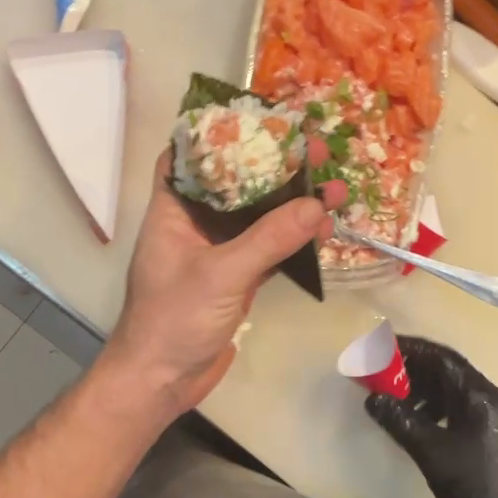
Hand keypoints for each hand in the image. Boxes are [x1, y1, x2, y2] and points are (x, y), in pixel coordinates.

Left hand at [101, 147, 344, 418]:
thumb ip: (269, 239)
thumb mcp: (221, 274)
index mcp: (172, 212)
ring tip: (335, 186)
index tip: (259, 116)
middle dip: (274, 166)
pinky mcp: (235, 282)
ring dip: (293, 204)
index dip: (219, 133)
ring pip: (257, 219)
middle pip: (235, 184)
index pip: (188, 157)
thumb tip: (317, 206)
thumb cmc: (174, 320)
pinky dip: (293, 241)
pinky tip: (324, 228)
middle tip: (316, 147)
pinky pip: (268, 251)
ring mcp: (216, 255)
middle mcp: (193, 227)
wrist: (161, 381)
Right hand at [366, 337, 497, 497]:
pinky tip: (415, 424)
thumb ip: (401, 421)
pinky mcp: (492, 441)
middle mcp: (492, 401)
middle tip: (380, 372)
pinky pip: (459, 412)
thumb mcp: (432, 452)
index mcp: (482, 396)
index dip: (410, 349)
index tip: (381, 347)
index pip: (443, 358)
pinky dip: (434, 410)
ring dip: (423, 390)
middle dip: (413, 369)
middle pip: (449, 372)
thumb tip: (373, 398)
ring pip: (454, 393)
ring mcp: (495, 422)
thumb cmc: (476, 488)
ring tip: (393, 399)